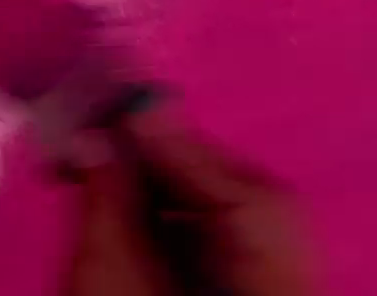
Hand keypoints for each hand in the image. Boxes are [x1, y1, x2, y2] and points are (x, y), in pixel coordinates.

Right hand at [64, 110, 317, 295]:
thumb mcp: (106, 274)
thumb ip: (109, 197)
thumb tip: (100, 126)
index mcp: (273, 293)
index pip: (254, 204)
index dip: (186, 144)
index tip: (118, 99)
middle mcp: (290, 285)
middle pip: (245, 197)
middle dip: (165, 151)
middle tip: (89, 123)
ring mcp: (270, 283)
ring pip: (225, 204)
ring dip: (155, 168)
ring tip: (87, 151)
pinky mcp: (240, 282)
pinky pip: (209, 223)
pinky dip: (160, 195)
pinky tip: (110, 179)